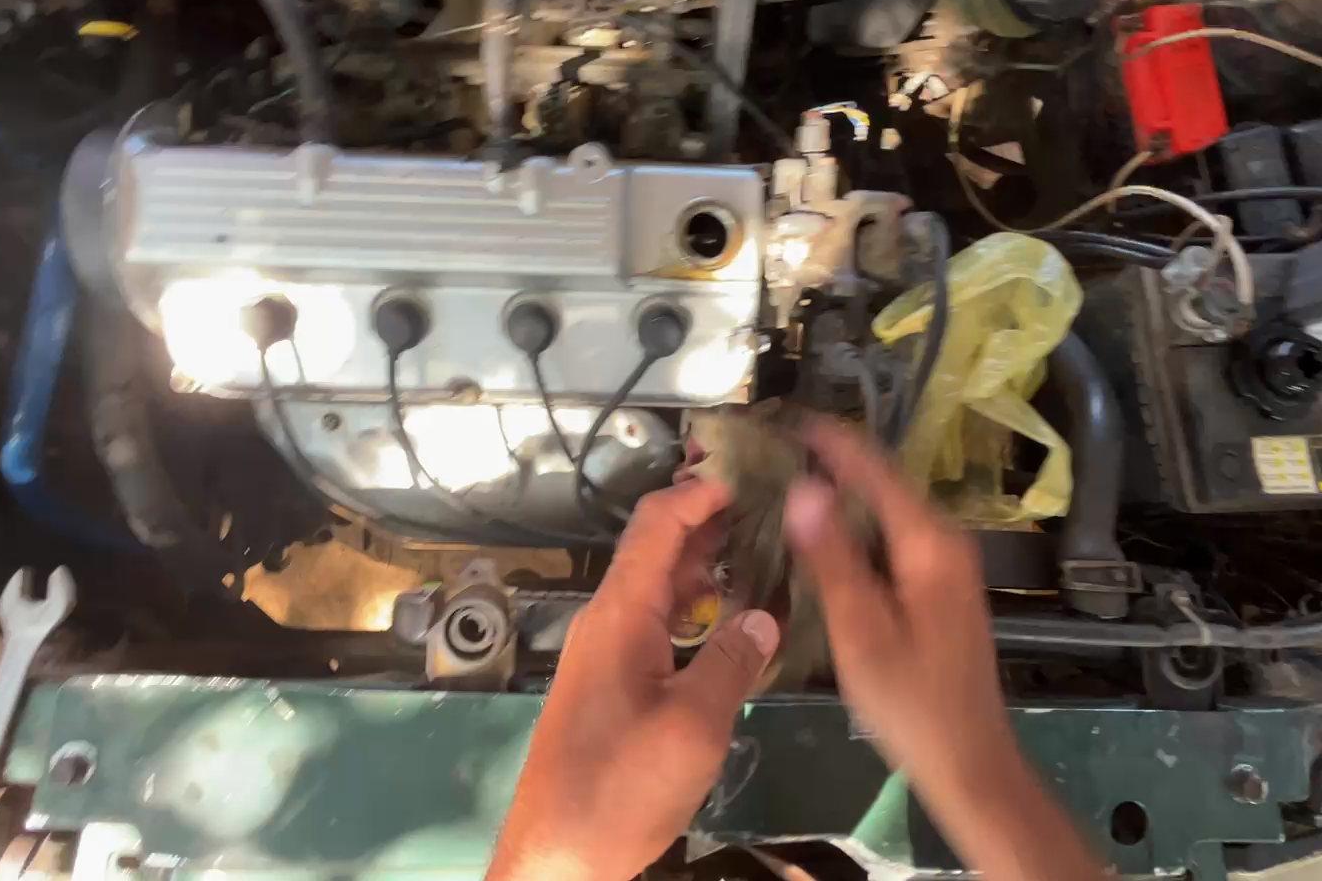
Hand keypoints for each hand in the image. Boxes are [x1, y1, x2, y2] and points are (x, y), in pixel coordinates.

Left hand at [489, 479, 780, 880]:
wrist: (554, 857)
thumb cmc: (618, 786)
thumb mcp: (690, 728)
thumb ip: (731, 664)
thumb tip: (767, 619)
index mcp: (621, 611)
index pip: (656, 525)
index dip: (697, 493)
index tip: (744, 477)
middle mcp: (610, 616)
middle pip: (656, 547)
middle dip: (706, 520)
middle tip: (764, 508)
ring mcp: (608, 647)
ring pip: (658, 584)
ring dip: (702, 561)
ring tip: (757, 549)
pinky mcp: (613, 677)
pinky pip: (657, 620)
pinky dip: (693, 604)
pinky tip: (728, 615)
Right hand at [783, 416, 1104, 880]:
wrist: (970, 762)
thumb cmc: (912, 701)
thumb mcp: (862, 630)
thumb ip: (831, 556)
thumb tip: (802, 486)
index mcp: (928, 541)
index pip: (873, 466)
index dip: (829, 438)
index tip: (783, 417)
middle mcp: (942, 537)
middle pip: (881, 478)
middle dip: (830, 456)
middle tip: (772, 448)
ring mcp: (943, 558)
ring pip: (884, 502)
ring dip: (839, 485)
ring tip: (786, 473)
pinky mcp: (936, 578)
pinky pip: (888, 528)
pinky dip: (852, 516)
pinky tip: (819, 524)